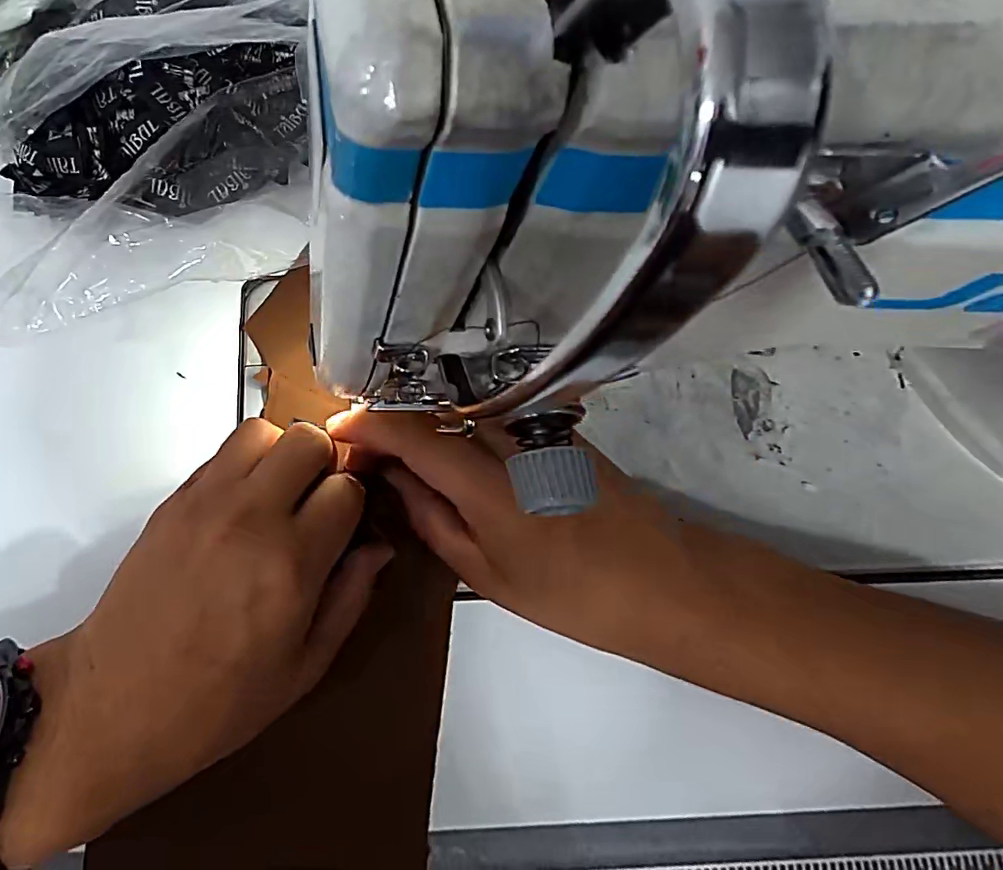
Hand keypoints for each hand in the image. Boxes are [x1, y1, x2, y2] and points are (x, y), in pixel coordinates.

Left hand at [0, 420, 392, 863]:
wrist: (117, 703)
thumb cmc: (213, 700)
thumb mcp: (303, 667)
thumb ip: (350, 598)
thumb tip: (376, 549)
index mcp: (291, 565)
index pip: (346, 487)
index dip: (355, 499)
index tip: (348, 516)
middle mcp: (249, 519)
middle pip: (307, 440)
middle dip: (325, 461)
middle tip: (319, 495)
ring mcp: (206, 503)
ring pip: (261, 430)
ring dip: (280, 452)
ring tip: (280, 492)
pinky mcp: (173, 500)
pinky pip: (219, 453)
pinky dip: (241, 464)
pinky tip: (241, 503)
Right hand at [328, 408, 816, 682]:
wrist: (664, 580)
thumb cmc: (573, 594)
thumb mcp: (487, 573)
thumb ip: (432, 518)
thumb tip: (396, 479)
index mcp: (489, 483)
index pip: (412, 432)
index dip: (368, 425)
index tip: (337, 430)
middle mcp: (510, 440)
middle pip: (431, 409)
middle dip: (386, 419)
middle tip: (359, 446)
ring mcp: (535, 426)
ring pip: (457, 407)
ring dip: (416, 418)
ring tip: (390, 448)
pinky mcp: (553, 425)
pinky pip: (485, 414)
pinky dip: (451, 423)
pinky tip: (439, 447)